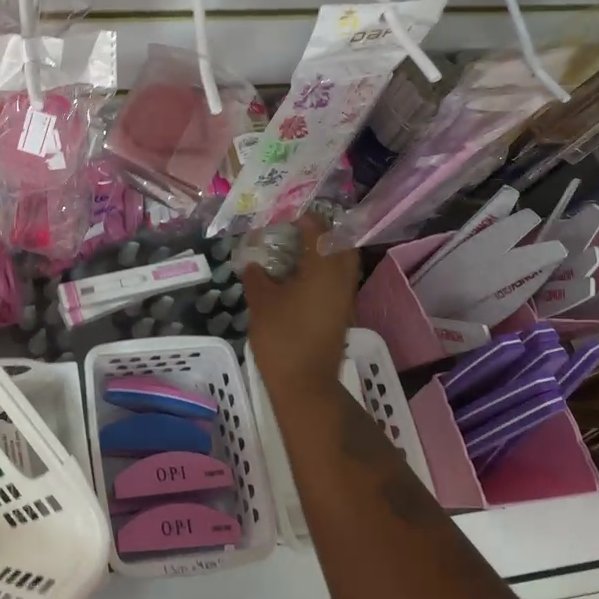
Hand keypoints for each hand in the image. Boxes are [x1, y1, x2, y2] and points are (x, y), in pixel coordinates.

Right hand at [244, 216, 360, 398]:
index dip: (303, 219)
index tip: (284, 214)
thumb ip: (257, 278)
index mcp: (323, 270)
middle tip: (297, 230)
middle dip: (322, 232)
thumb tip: (253, 264)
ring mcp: (345, 299)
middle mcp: (341, 279)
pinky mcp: (341, 314)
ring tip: (295, 251)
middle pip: (340, 244)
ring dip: (324, 252)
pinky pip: (337, 281)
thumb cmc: (282, 338)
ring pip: (342, 264)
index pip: (319, 231)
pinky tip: (299, 278)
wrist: (305, 384)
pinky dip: (323, 272)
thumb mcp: (261, 303)